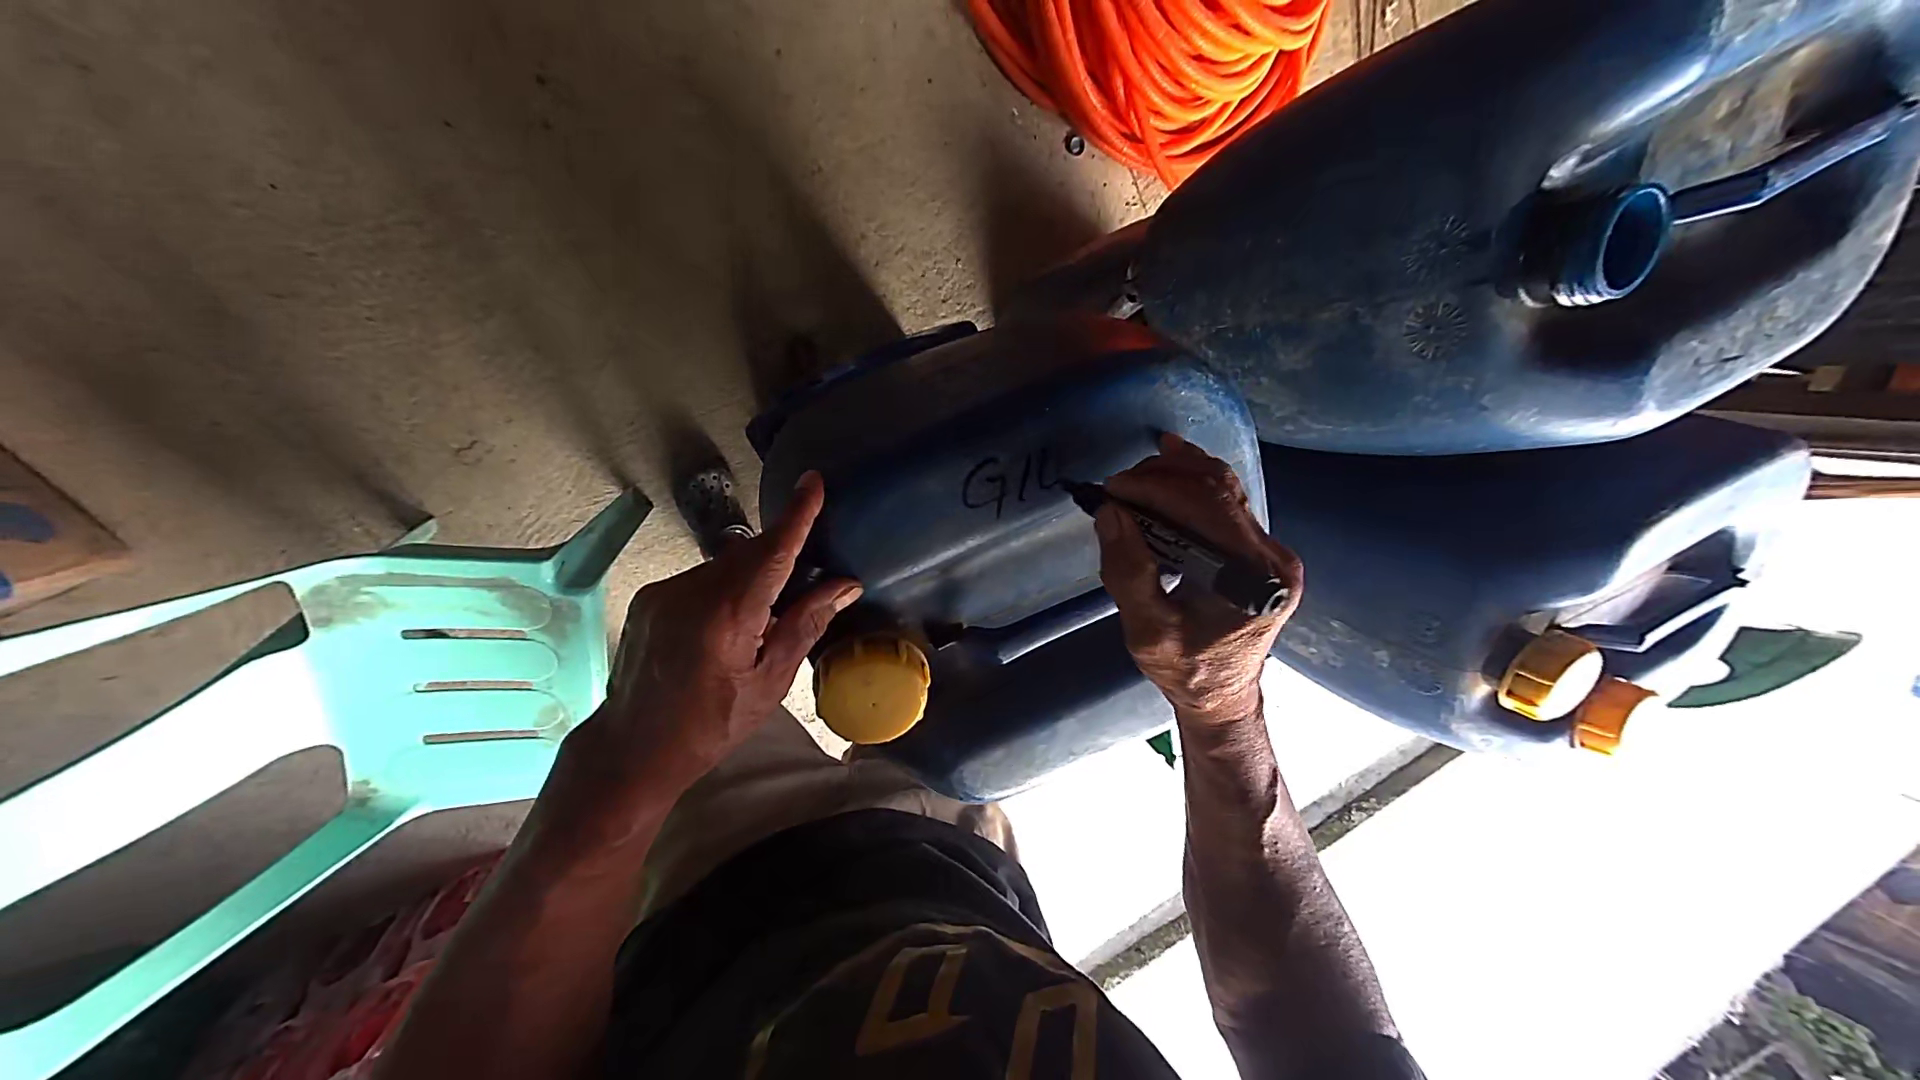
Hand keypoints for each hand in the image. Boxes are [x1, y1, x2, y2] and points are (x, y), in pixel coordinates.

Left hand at [548, 471, 859, 826]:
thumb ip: (806, 624)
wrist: (633, 748)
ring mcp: (665, 592)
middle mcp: (691, 592)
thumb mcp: (771, 682)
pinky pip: (702, 578)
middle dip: (780, 556)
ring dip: (751, 579)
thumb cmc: (711, 725)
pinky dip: (725, 589)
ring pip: (726, 565)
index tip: (812, 482)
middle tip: (803, 584)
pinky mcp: (651, 597)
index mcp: (727, 616)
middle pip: (750, 554)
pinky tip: (724, 628)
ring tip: (755, 626)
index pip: (772, 553)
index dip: (796, 516)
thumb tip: (845, 585)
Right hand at [1095, 434, 1301, 726]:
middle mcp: (1272, 556)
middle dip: (1164, 477)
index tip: (1113, 489)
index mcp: (1254, 578)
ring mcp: (1270, 551)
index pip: (1208, 509)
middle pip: (1219, 491)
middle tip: (1118, 485)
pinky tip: (1172, 460)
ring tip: (1137, 472)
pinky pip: (1225, 503)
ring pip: (1225, 489)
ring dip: (1178, 473)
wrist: (1221, 696)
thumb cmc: (1185, 671)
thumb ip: (1129, 573)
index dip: (1159, 489)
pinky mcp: (1258, 550)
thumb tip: (1111, 514)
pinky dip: (1193, 482)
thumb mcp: (1147, 632)